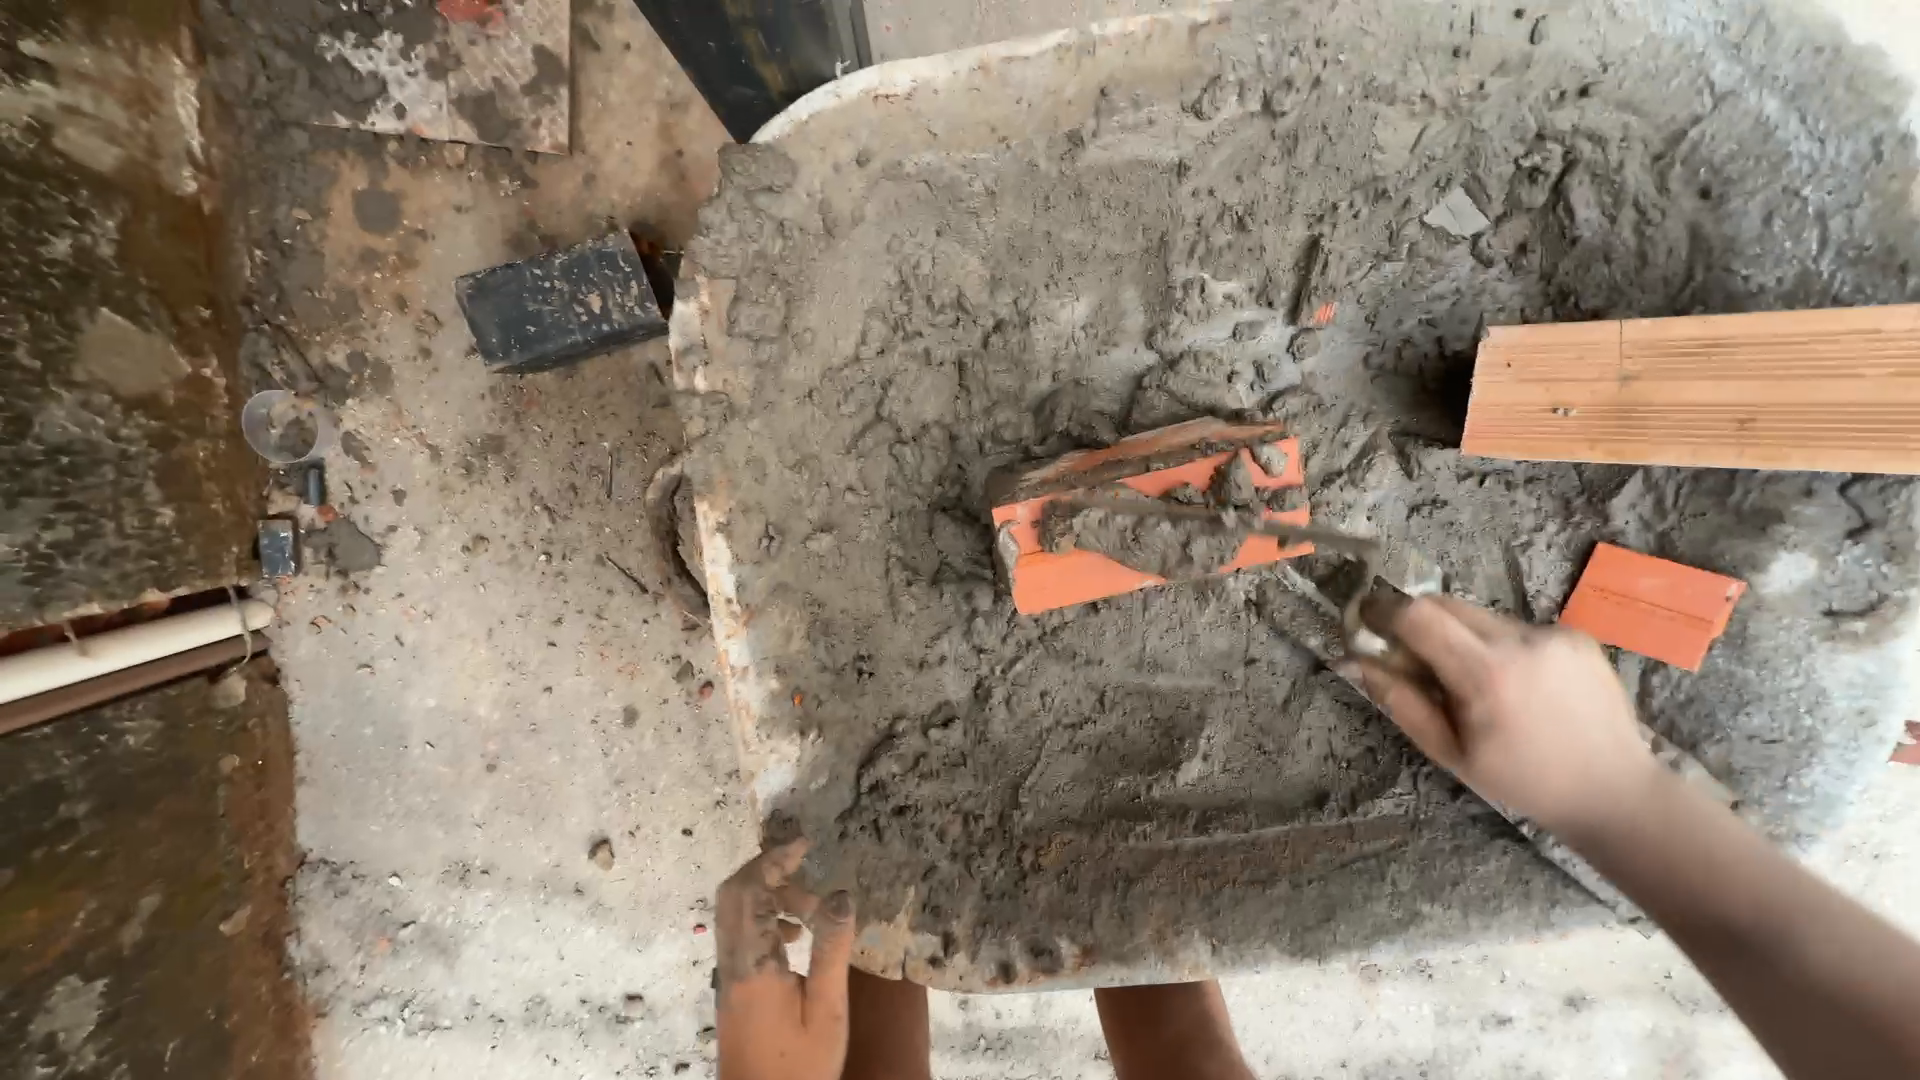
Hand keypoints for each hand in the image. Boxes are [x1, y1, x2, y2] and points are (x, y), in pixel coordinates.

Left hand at [715, 839, 856, 1079]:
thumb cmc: (800, 1067)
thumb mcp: (827, 1010)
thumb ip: (831, 950)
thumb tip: (840, 893)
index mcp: (752, 963)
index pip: (750, 890)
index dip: (775, 859)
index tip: (806, 844)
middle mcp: (731, 963)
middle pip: (732, 893)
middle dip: (767, 869)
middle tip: (806, 865)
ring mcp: (727, 977)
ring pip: (734, 913)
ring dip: (769, 895)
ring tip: (812, 910)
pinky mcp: (732, 989)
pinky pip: (739, 933)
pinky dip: (764, 917)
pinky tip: (796, 937)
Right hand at [1344, 595, 1656, 834]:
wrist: (1617, 791)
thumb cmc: (1522, 780)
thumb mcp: (1447, 751)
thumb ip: (1399, 700)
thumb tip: (1357, 661)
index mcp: (1486, 674)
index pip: (1417, 615)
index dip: (1383, 610)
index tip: (1365, 619)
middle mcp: (1522, 642)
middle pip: (1443, 604)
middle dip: (1415, 621)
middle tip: (1410, 654)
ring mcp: (1554, 635)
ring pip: (1477, 614)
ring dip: (1456, 635)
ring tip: (1470, 678)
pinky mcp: (1575, 635)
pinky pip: (1512, 626)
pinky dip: (1495, 643)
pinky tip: (1513, 681)